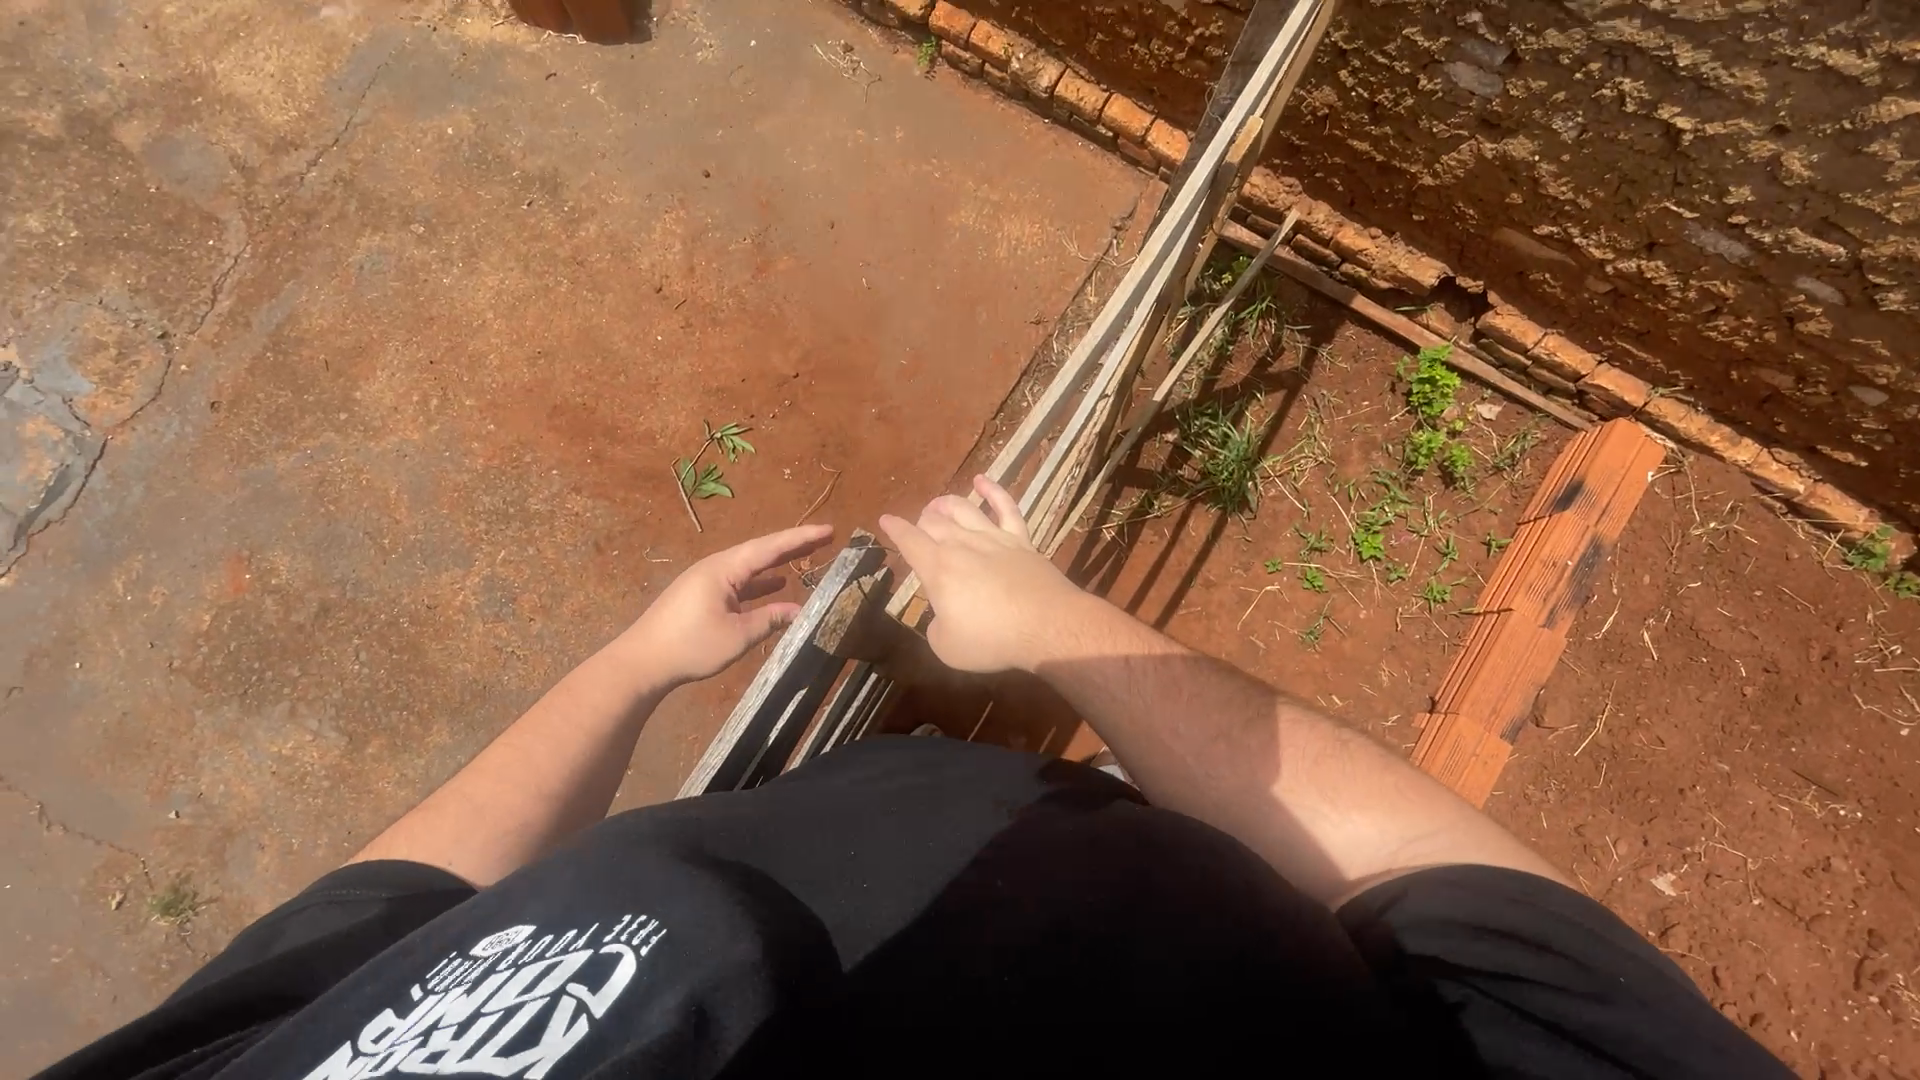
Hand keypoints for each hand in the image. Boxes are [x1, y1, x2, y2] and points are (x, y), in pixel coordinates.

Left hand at [618, 524, 834, 686]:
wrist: (641, 661)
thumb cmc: (690, 646)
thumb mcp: (737, 636)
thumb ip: (770, 620)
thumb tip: (799, 611)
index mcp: (724, 569)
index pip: (770, 548)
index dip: (801, 539)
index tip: (829, 531)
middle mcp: (716, 567)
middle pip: (761, 551)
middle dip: (793, 545)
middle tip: (825, 538)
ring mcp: (707, 581)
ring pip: (750, 566)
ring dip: (778, 562)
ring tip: (807, 557)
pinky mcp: (702, 596)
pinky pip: (740, 581)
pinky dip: (761, 581)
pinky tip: (776, 585)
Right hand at [878, 475, 1088, 673]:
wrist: (1046, 625)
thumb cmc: (992, 639)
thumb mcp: (947, 647)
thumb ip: (936, 627)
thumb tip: (944, 616)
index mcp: (937, 568)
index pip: (909, 541)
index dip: (894, 530)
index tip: (885, 520)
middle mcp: (961, 545)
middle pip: (934, 522)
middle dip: (921, 521)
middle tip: (918, 526)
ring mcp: (994, 538)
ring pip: (964, 510)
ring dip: (946, 504)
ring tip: (938, 503)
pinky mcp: (1021, 540)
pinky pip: (1005, 507)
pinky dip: (992, 490)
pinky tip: (982, 480)